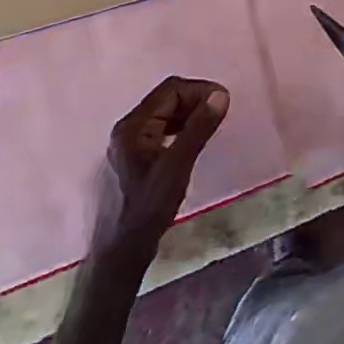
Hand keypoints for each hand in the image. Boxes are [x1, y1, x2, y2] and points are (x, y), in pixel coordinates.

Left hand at [91, 76, 229, 263]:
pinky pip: (162, 130)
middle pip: (166, 99)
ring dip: (189, 113)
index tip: (224, 101)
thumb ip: (198, 129)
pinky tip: (193, 140)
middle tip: (221, 112)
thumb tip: (220, 96)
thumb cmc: (147, 209)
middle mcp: (127, 128)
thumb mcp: (177, 167)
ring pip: (165, 114)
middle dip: (195, 100)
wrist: (120, 253)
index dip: (199, 90)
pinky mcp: (135, 157)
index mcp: (132, 125)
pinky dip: (181, 128)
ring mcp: (129, 143)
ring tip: (212, 124)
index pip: (170, 90)